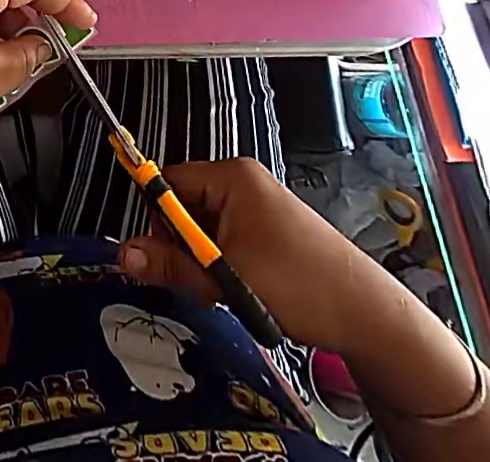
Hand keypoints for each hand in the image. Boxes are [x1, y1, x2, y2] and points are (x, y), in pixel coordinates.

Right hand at [117, 158, 409, 356]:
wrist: (362, 311)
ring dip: (202, 261)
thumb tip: (126, 254)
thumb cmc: (303, 282)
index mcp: (233, 177)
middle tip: (197, 278)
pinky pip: (223, 240)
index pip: (170, 181)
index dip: (156, 217)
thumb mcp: (227, 276)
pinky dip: (221, 266)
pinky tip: (236, 289)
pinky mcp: (264, 230)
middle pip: (184, 206)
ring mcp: (255, 207)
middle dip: (182, 245)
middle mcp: (242, 184)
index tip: (152, 251)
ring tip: (223, 288)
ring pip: (202, 229)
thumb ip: (171, 264)